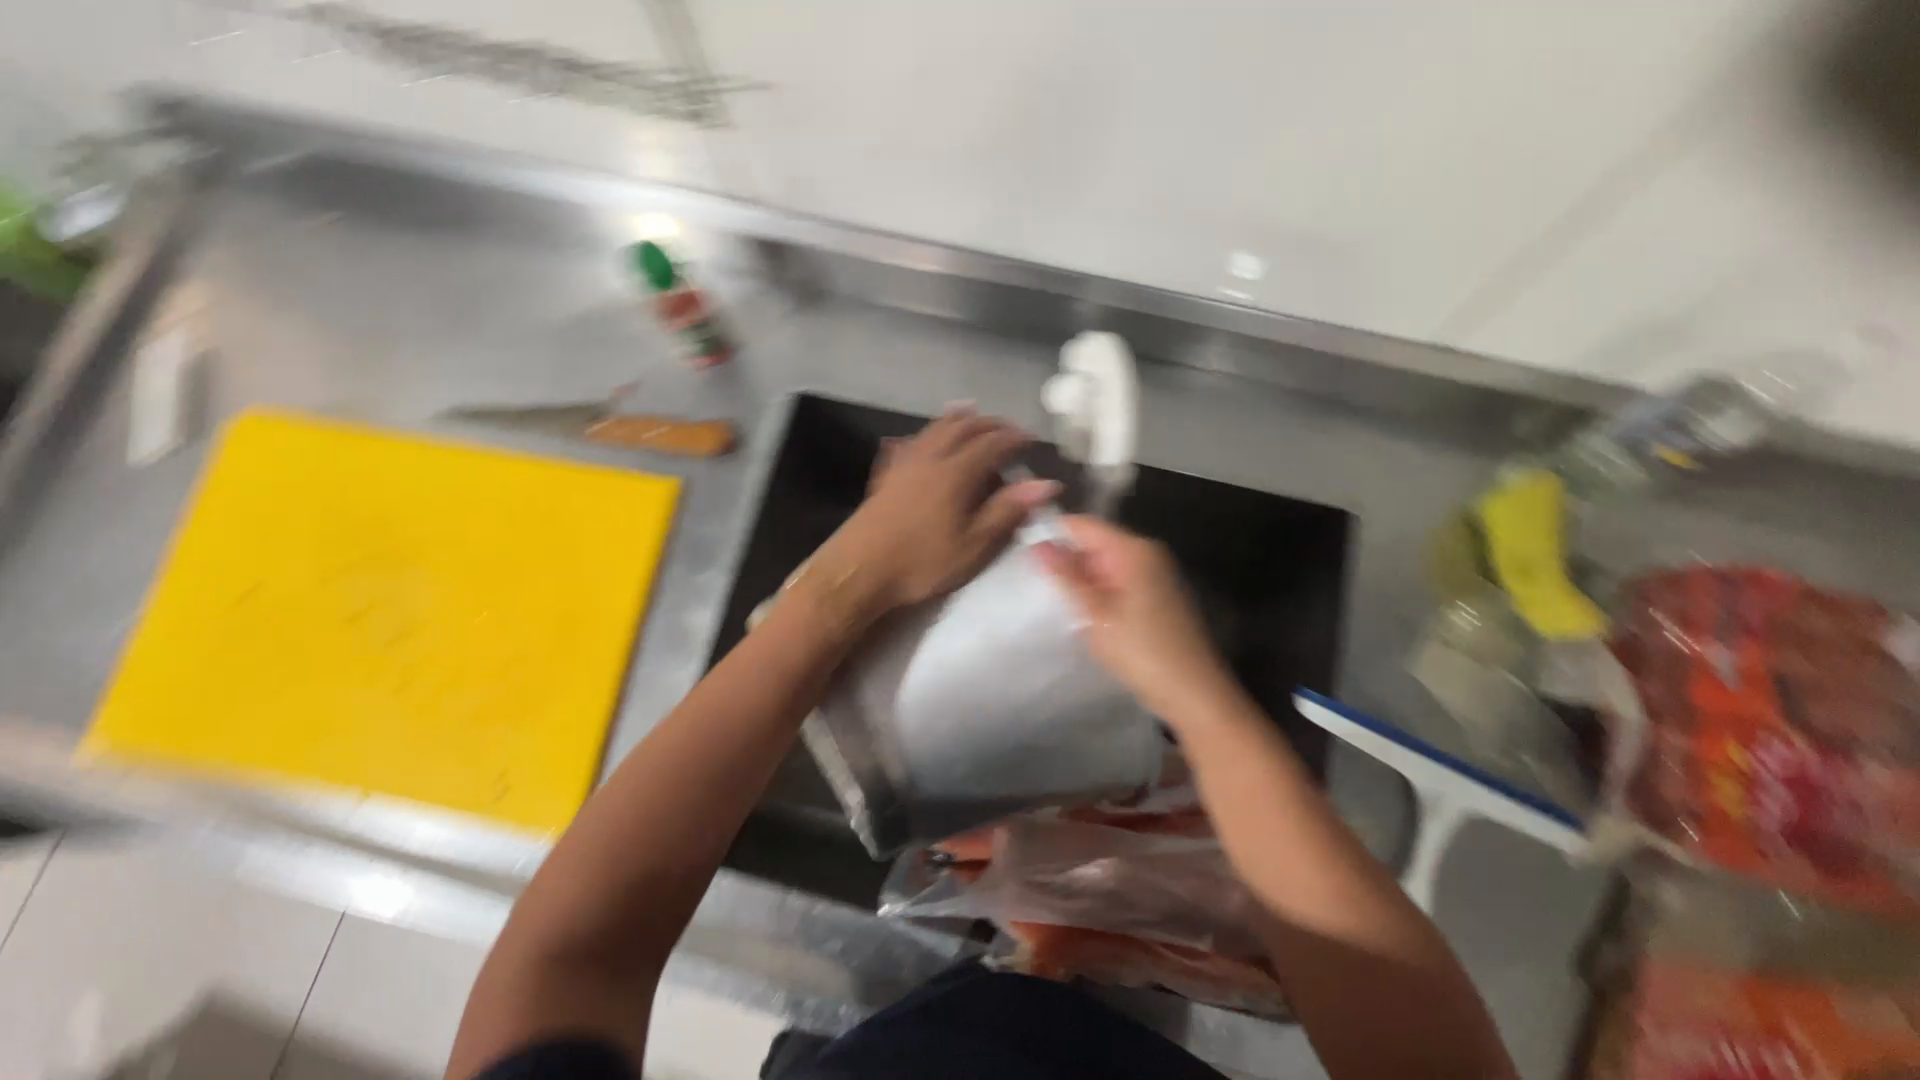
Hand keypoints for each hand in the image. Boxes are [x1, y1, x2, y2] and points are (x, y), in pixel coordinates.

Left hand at [817, 406, 1058, 617]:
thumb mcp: (974, 544)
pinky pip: (911, 442)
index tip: (1032, 441)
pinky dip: (927, 433)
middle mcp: (931, 457)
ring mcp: (904, 464)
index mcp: (957, 472)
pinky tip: (924, 438)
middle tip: (1007, 429)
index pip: (993, 444)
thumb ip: (1008, 510)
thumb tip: (1045, 483)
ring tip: (972, 415)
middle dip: (989, 424)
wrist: (860, 571)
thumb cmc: (923, 562)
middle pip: (963, 428)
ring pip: (935, 429)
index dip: (1015, 439)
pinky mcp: (886, 476)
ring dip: (958, 420)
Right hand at [1035, 515, 1240, 723]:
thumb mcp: (1095, 615)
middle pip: (1096, 543)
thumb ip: (1066, 577)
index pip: (1084, 525)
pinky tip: (1081, 613)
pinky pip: (1120, 582)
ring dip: (1081, 579)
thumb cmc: (1142, 652)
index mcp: (1134, 550)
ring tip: (1048, 597)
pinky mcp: (1159, 597)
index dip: (1052, 533)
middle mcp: (1148, 554)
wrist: (1195, 694)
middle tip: (1029, 579)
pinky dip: (1099, 592)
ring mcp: (1156, 575)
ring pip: (1106, 565)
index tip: (1021, 550)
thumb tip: (1037, 545)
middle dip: (1066, 559)